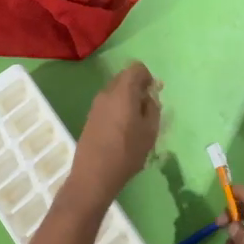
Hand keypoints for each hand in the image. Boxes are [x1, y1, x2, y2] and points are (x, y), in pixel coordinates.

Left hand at [66, 62, 160, 210]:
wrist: (94, 175)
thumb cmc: (127, 152)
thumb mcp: (149, 131)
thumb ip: (152, 109)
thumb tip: (149, 98)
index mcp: (123, 92)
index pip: (136, 68)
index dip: (147, 78)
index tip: (153, 95)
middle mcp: (107, 93)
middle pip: (124, 78)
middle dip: (138, 88)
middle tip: (147, 109)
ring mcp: (96, 105)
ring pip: (115, 92)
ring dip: (127, 100)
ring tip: (136, 123)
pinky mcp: (90, 117)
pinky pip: (108, 104)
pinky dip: (117, 109)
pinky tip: (122, 131)